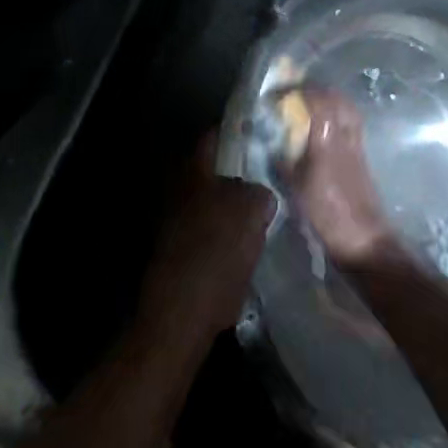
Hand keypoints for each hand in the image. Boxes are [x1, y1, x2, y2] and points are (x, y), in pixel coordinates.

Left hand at [137, 137, 273, 358]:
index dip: (234, 132)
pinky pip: (211, 232)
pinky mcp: (181, 254)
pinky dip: (228, 233)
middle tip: (269, 174)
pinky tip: (250, 243)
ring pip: (212, 203)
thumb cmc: (216, 257)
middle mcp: (181, 195)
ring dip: (234, 205)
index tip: (259, 132)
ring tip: (266, 211)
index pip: (212, 140)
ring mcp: (177, 225)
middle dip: (238, 172)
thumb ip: (258, 194)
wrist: (181, 316)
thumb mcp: (250, 214)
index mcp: (195, 178)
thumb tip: (260, 195)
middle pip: (212, 173)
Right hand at [289, 90, 400, 267]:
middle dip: (315, 91)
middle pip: (338, 99)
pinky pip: (351, 125)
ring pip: (347, 110)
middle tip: (293, 95)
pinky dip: (337, 117)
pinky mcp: (362, 158)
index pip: (318, 100)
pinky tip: (321, 129)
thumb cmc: (327, 215)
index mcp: (328, 141)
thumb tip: (269, 143)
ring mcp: (358, 146)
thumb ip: (282, 161)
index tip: (278, 93)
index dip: (298, 91)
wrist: (363, 240)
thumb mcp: (296, 189)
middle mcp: (346, 137)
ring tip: (307, 107)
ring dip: (329, 102)